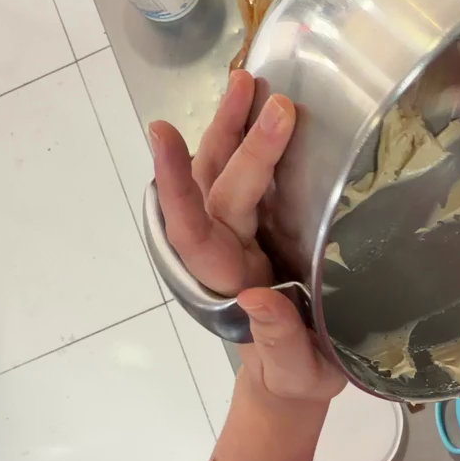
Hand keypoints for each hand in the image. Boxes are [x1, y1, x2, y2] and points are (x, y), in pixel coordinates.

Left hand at [149, 71, 343, 403]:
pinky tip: (262, 114)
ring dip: (231, 129)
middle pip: (217, 189)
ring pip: (223, 177)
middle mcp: (227, 253)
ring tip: (248, 82)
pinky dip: (249, 146)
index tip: (163, 136)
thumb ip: (276, 339)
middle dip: (236, 141)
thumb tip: (254, 299)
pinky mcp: (263, 232)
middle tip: (264, 95)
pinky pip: (248, 183)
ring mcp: (242, 238)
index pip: (195, 230)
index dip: (177, 185)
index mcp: (229, 284)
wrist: (292, 378)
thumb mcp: (295, 370)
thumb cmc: (295, 377)